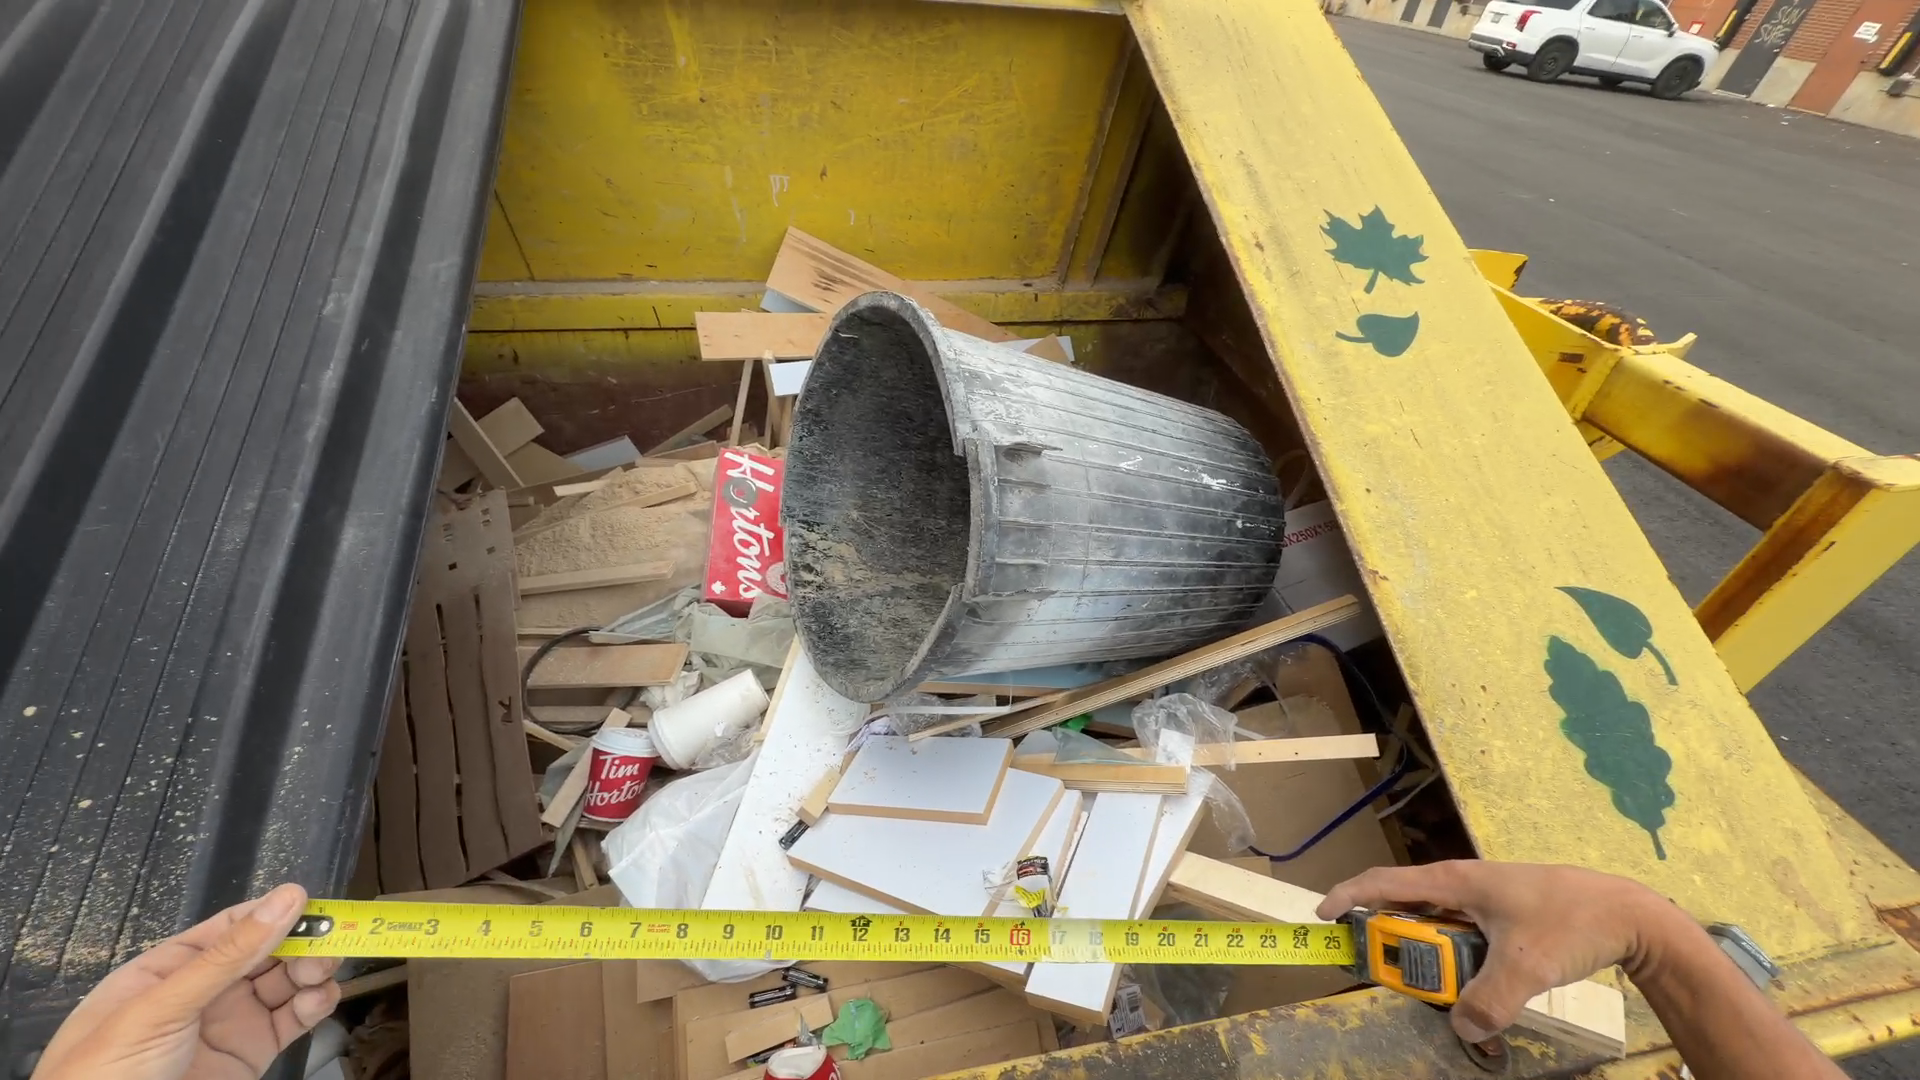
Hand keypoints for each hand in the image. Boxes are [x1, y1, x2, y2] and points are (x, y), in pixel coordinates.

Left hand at [34, 883, 341, 1079]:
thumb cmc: (106, 1077)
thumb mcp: (158, 1011)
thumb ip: (227, 955)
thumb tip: (292, 894)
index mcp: (169, 972)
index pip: (233, 926)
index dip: (276, 912)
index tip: (317, 908)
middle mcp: (206, 991)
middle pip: (271, 949)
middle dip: (305, 941)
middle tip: (332, 941)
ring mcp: (232, 1021)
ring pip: (291, 978)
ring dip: (315, 968)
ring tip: (321, 973)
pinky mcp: (255, 1050)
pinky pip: (297, 1016)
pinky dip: (318, 1002)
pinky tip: (319, 1001)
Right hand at [1317, 861, 1670, 1042]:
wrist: (1628, 912)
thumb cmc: (1567, 922)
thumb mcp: (1527, 966)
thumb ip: (1491, 999)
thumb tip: (1461, 1029)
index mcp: (1450, 882)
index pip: (1382, 882)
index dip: (1347, 895)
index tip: (1323, 914)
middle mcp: (1457, 882)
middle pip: (1402, 900)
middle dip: (1382, 928)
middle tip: (1376, 961)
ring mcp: (1478, 894)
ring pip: (1430, 914)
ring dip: (1417, 940)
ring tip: (1420, 974)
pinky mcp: (1499, 908)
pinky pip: (1455, 924)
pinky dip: (1445, 945)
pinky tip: (1462, 971)